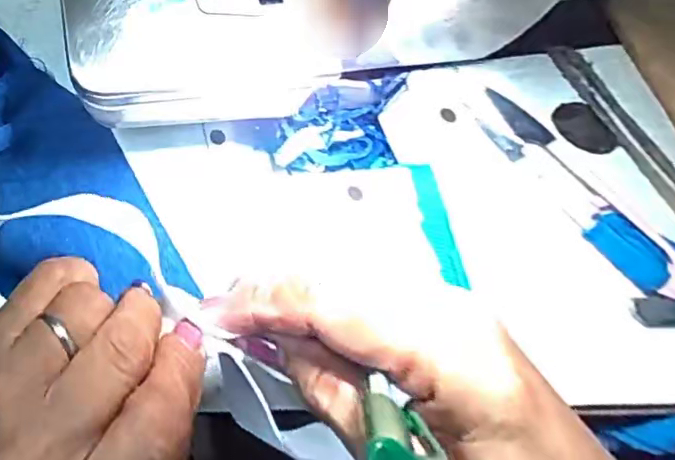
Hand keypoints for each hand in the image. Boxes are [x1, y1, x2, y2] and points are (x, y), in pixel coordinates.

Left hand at [0, 257, 205, 459]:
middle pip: (120, 347)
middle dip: (146, 320)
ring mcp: (9, 378)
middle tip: (149, 321)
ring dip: (106, 302)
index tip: (187, 343)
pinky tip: (75, 290)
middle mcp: (48, 430)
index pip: (157, 412)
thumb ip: (152, 427)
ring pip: (80, 305)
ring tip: (105, 318)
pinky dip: (67, 275)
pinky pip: (37, 282)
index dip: (182, 366)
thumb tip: (181, 348)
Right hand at [212, 276, 611, 459]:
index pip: (330, 300)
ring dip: (293, 297)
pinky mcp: (445, 311)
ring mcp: (451, 303)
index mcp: (457, 351)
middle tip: (226, 318)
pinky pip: (364, 290)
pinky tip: (301, 324)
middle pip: (331, 276)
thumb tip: (275, 342)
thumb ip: (338, 399)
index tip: (217, 314)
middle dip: (272, 293)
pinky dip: (324, 303)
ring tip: (256, 323)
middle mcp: (454, 308)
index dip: (262, 302)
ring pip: (343, 275)